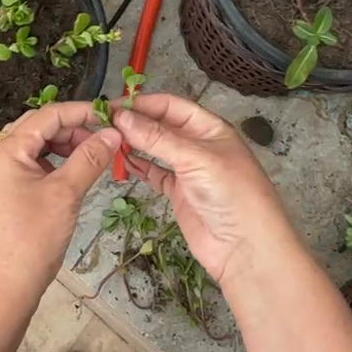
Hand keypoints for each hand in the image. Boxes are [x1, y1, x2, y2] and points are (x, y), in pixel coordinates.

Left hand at [0, 102, 121, 309]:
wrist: (4, 289)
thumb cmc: (32, 240)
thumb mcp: (66, 194)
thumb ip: (90, 158)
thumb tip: (113, 133)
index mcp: (8, 150)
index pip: (48, 115)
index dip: (81, 112)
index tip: (111, 116)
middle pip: (40, 126)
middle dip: (74, 127)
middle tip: (104, 138)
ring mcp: (0, 175)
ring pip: (37, 145)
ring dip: (65, 144)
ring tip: (93, 154)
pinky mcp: (5, 192)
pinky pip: (32, 163)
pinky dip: (55, 161)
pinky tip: (74, 171)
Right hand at [113, 93, 297, 287]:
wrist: (246, 248)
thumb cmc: (231, 193)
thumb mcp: (195, 158)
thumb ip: (157, 138)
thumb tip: (122, 117)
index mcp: (209, 127)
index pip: (171, 106)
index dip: (144, 104)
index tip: (114, 107)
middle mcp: (198, 144)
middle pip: (162, 125)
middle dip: (136, 122)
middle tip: (104, 123)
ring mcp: (188, 169)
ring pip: (156, 149)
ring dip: (135, 143)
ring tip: (108, 140)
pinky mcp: (180, 192)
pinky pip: (155, 173)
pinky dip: (139, 167)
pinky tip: (122, 162)